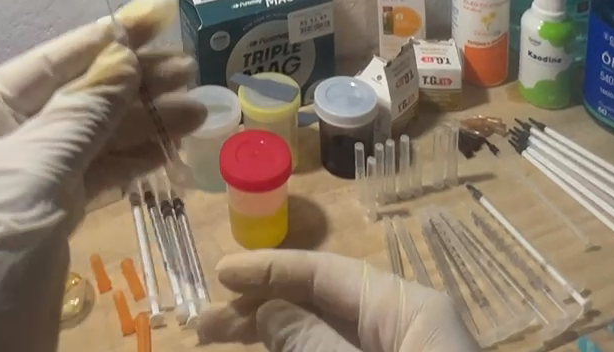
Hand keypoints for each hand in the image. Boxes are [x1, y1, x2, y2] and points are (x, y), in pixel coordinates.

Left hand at [0, 0, 201, 351]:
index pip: (54, 62)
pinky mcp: (55, 215)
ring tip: (198, 107)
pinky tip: (173, 144)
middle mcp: (8, 140)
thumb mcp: (34, 174)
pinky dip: (136, 158)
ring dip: (145, 120)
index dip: (107, 35)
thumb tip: (123, 56)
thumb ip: (83, 113)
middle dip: (134, 81)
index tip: (158, 10)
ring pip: (98, 134)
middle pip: (82, 96)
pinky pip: (101, 172)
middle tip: (190, 67)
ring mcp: (34, 178)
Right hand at [195, 250, 481, 351]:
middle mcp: (404, 327)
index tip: (221, 275)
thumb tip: (267, 309)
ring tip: (223, 340)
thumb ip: (311, 344)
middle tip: (206, 326)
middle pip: (321, 304)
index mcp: (408, 309)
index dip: (270, 270)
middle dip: (264, 311)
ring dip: (275, 339)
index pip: (326, 272)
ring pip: (325, 338)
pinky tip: (270, 351)